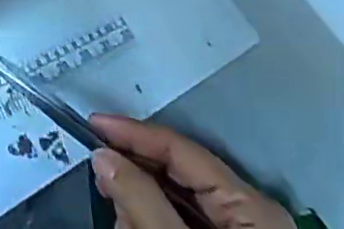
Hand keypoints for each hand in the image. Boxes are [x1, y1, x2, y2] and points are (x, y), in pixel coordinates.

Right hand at [89, 114, 292, 228]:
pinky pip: (181, 221)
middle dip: (135, 172)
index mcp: (250, 205)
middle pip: (178, 172)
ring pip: (177, 199)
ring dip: (142, 203)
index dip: (134, 133)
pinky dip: (153, 221)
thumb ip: (143, 202)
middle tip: (99, 175)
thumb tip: (103, 156)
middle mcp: (248, 213)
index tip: (93, 124)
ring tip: (121, 216)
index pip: (181, 149)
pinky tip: (134, 223)